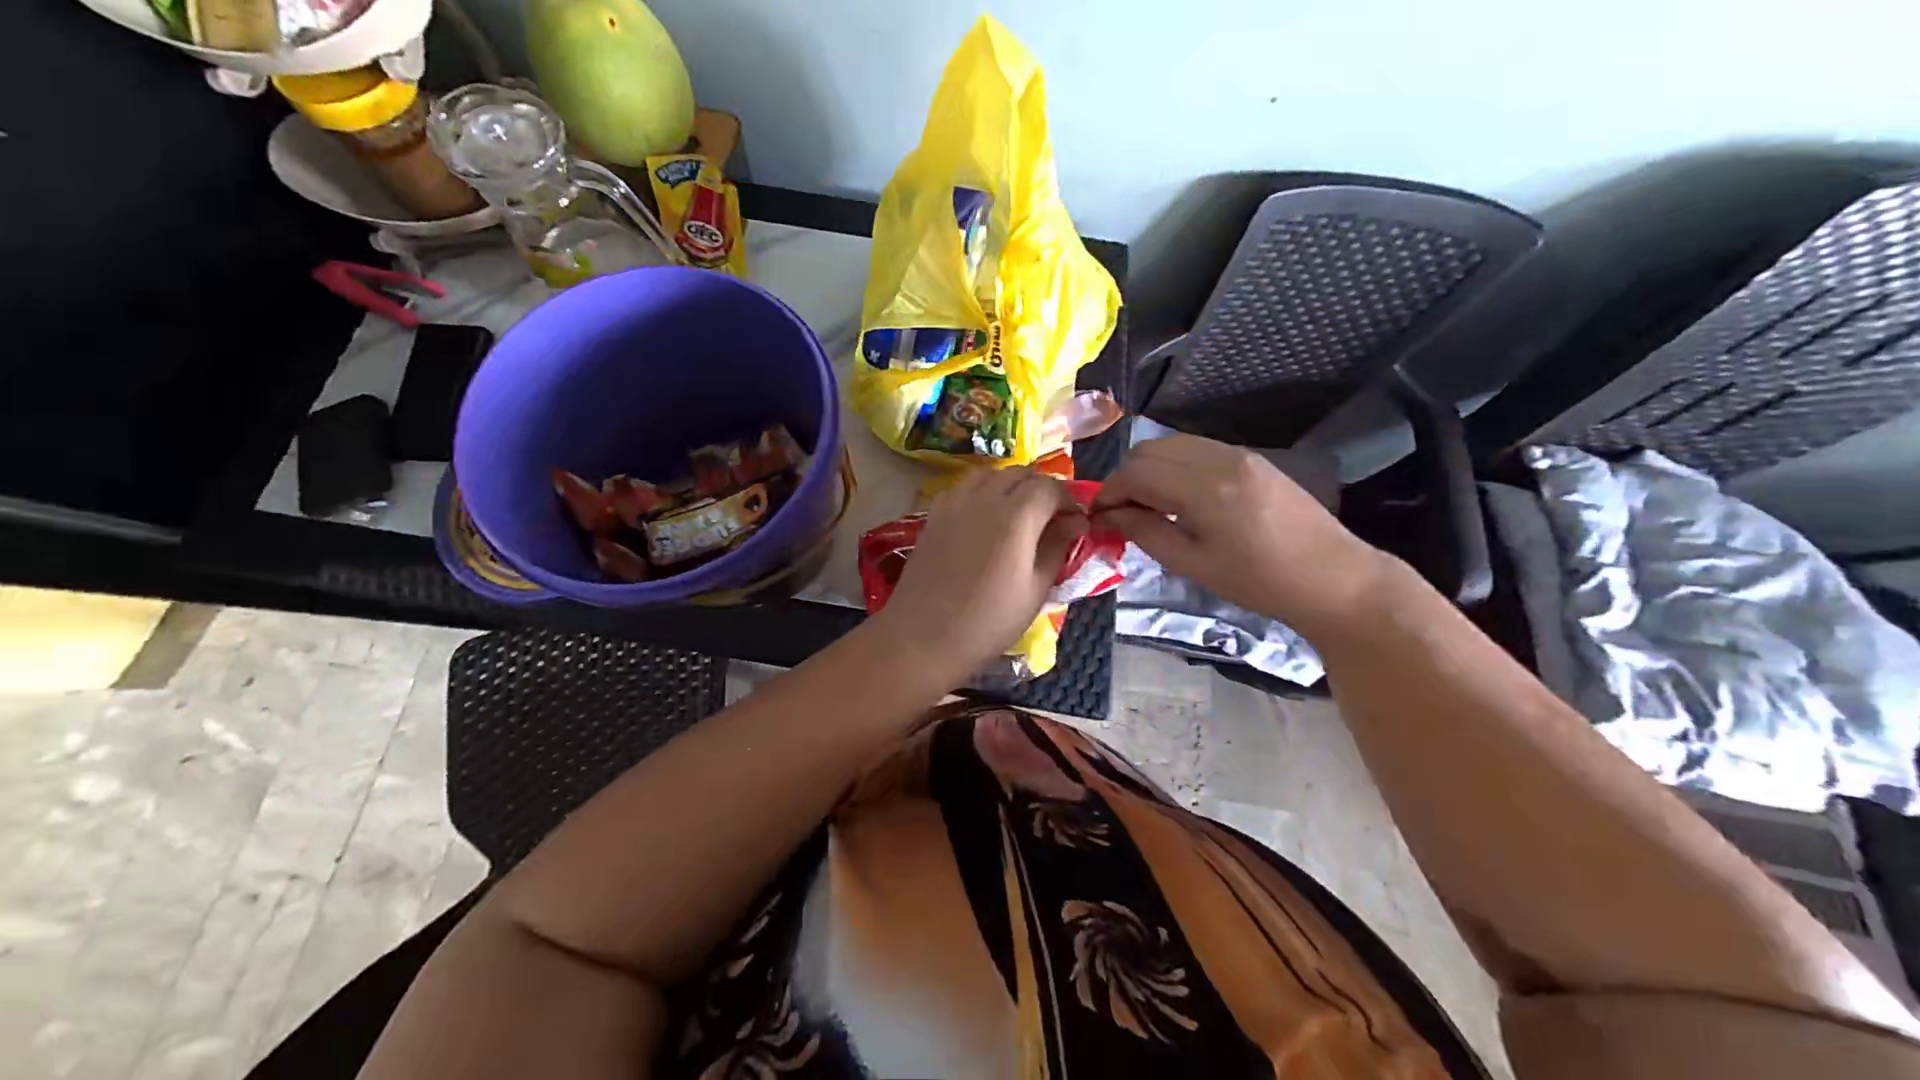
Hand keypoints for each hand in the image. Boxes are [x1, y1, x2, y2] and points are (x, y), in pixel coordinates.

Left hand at [871, 468, 1085, 683]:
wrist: (923, 637)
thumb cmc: (989, 622)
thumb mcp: (1035, 589)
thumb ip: (1056, 547)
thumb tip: (1076, 521)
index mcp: (1016, 516)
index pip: (1050, 487)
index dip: (1067, 499)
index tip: (1075, 520)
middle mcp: (984, 499)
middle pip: (1019, 473)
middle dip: (1041, 487)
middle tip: (1050, 516)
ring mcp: (953, 504)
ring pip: (988, 474)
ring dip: (1009, 484)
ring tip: (1018, 512)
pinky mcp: (933, 516)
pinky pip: (962, 488)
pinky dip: (980, 491)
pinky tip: (983, 517)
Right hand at [1092, 434, 1389, 637]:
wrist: (1333, 578)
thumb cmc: (1258, 581)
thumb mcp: (1193, 564)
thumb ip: (1145, 532)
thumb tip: (1107, 516)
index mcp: (1204, 487)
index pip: (1136, 472)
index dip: (1109, 492)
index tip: (1098, 517)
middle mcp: (1219, 458)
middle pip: (1150, 449)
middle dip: (1126, 477)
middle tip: (1121, 513)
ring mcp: (1239, 454)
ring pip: (1172, 444)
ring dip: (1150, 469)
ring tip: (1148, 506)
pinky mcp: (1251, 458)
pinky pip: (1197, 450)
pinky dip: (1175, 466)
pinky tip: (1179, 499)